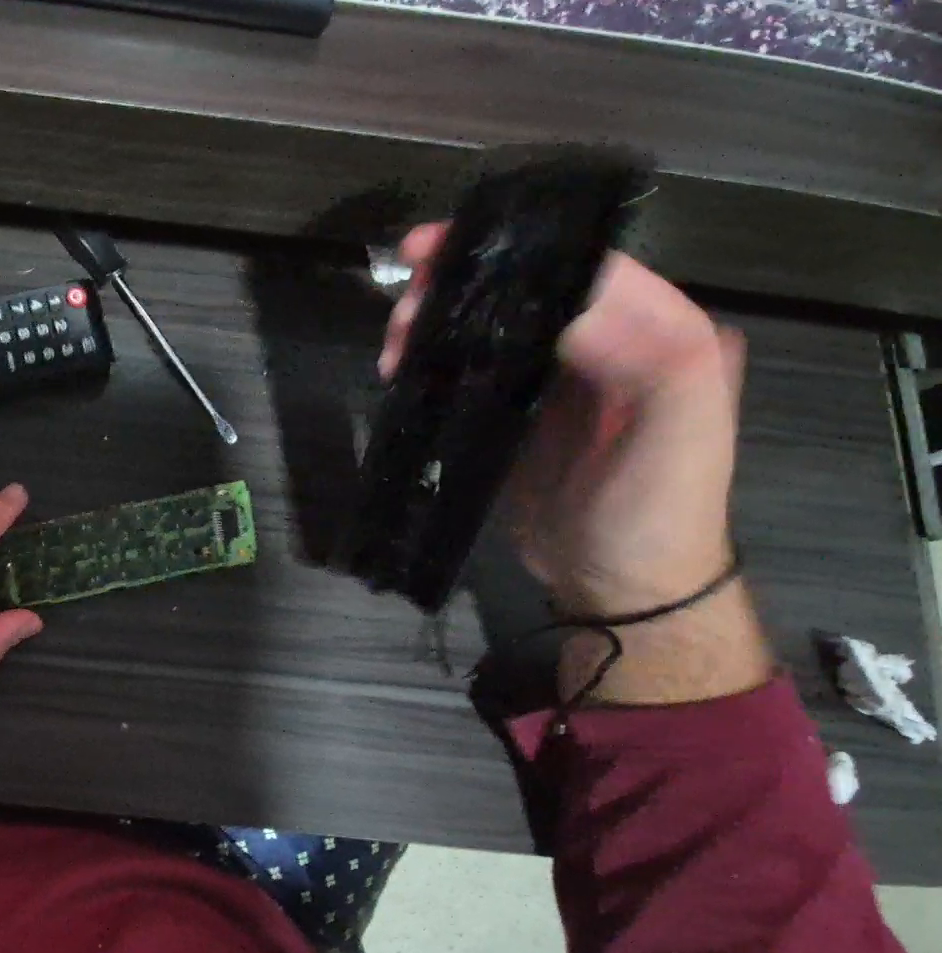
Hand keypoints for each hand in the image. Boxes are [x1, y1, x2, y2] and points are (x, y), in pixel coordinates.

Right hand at [380, 224, 770, 703]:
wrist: (617, 586)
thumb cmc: (655, 515)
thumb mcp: (679, 439)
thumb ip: (652, 362)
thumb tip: (566, 307)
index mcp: (660, 333)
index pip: (581, 265)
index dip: (512, 247)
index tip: (437, 247)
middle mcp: (609, 342)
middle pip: (525, 288)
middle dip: (458, 285)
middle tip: (401, 306)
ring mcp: (557, 377)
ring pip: (490, 324)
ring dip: (437, 323)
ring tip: (392, 345)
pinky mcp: (516, 410)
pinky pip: (471, 365)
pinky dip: (433, 359)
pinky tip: (404, 369)